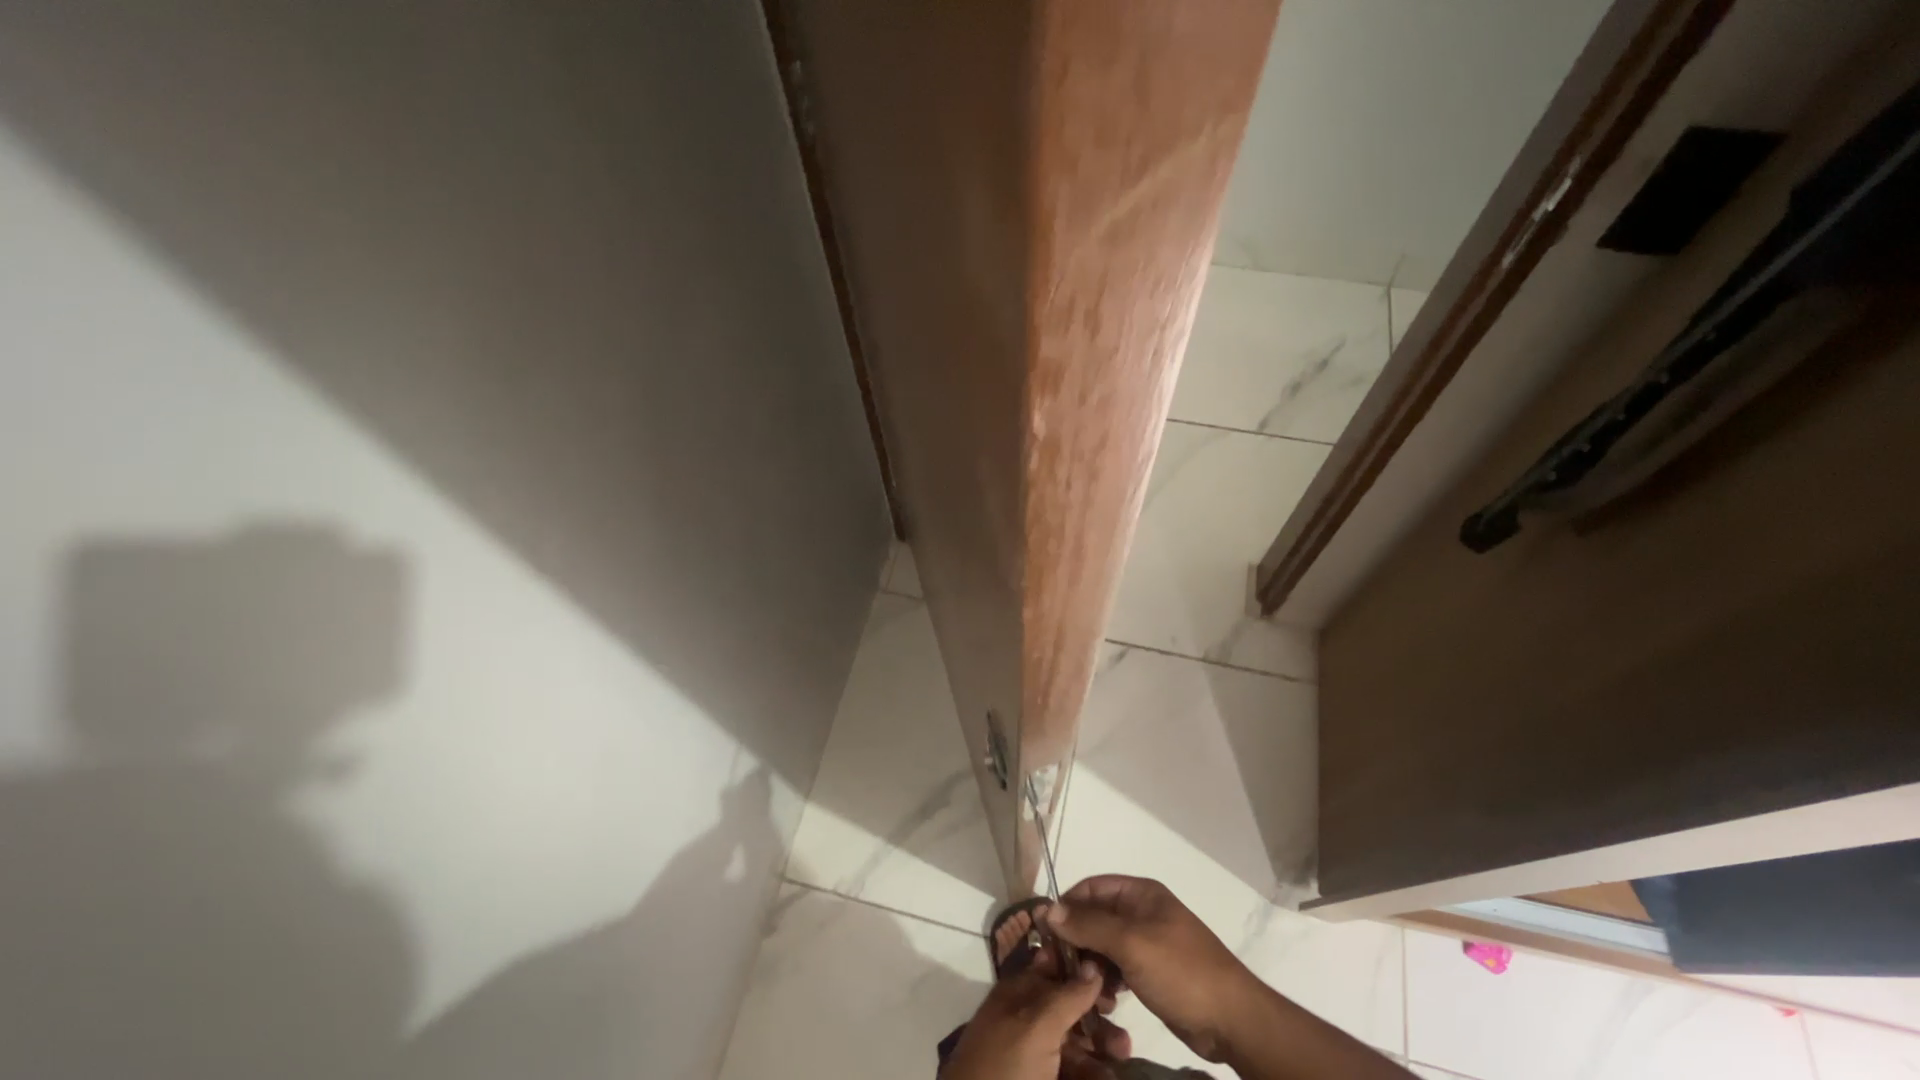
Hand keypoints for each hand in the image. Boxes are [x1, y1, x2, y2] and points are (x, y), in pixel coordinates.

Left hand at [941, 951, 1129, 1079]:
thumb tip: (1094, 962)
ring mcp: (1036, 1053)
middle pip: (1073, 1008)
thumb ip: (1066, 995)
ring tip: (1123, 1059)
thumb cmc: (1005, 1066)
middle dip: (1100, 1021)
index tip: (1114, 979)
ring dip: (1102, 1050)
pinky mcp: (1044, 1077)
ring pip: (1077, 1044)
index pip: (1056, 966)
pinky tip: (1109, 1076)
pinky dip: (1092, 1073)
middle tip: (1123, 1040)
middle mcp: (1029, 1017)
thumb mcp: (1035, 1026)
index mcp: (1020, 993)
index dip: (1085, 970)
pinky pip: (1074, 1071)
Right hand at [1044, 875, 1262, 1062]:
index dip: (1066, 907)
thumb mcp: (1131, 944)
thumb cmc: (1181, 971)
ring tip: (1087, 991)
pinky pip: (1116, 970)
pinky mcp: (1150, 973)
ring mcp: (1146, 944)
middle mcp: (1141, 913)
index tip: (1045, 935)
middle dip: (1076, 944)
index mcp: (1140, 894)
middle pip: (1093, 919)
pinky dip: (1106, 983)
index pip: (1090, 889)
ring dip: (1090, 967)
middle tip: (1060, 972)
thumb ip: (1089, 925)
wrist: (1231, 1020)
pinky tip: (1105, 1002)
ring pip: (1102, 948)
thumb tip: (1048, 910)